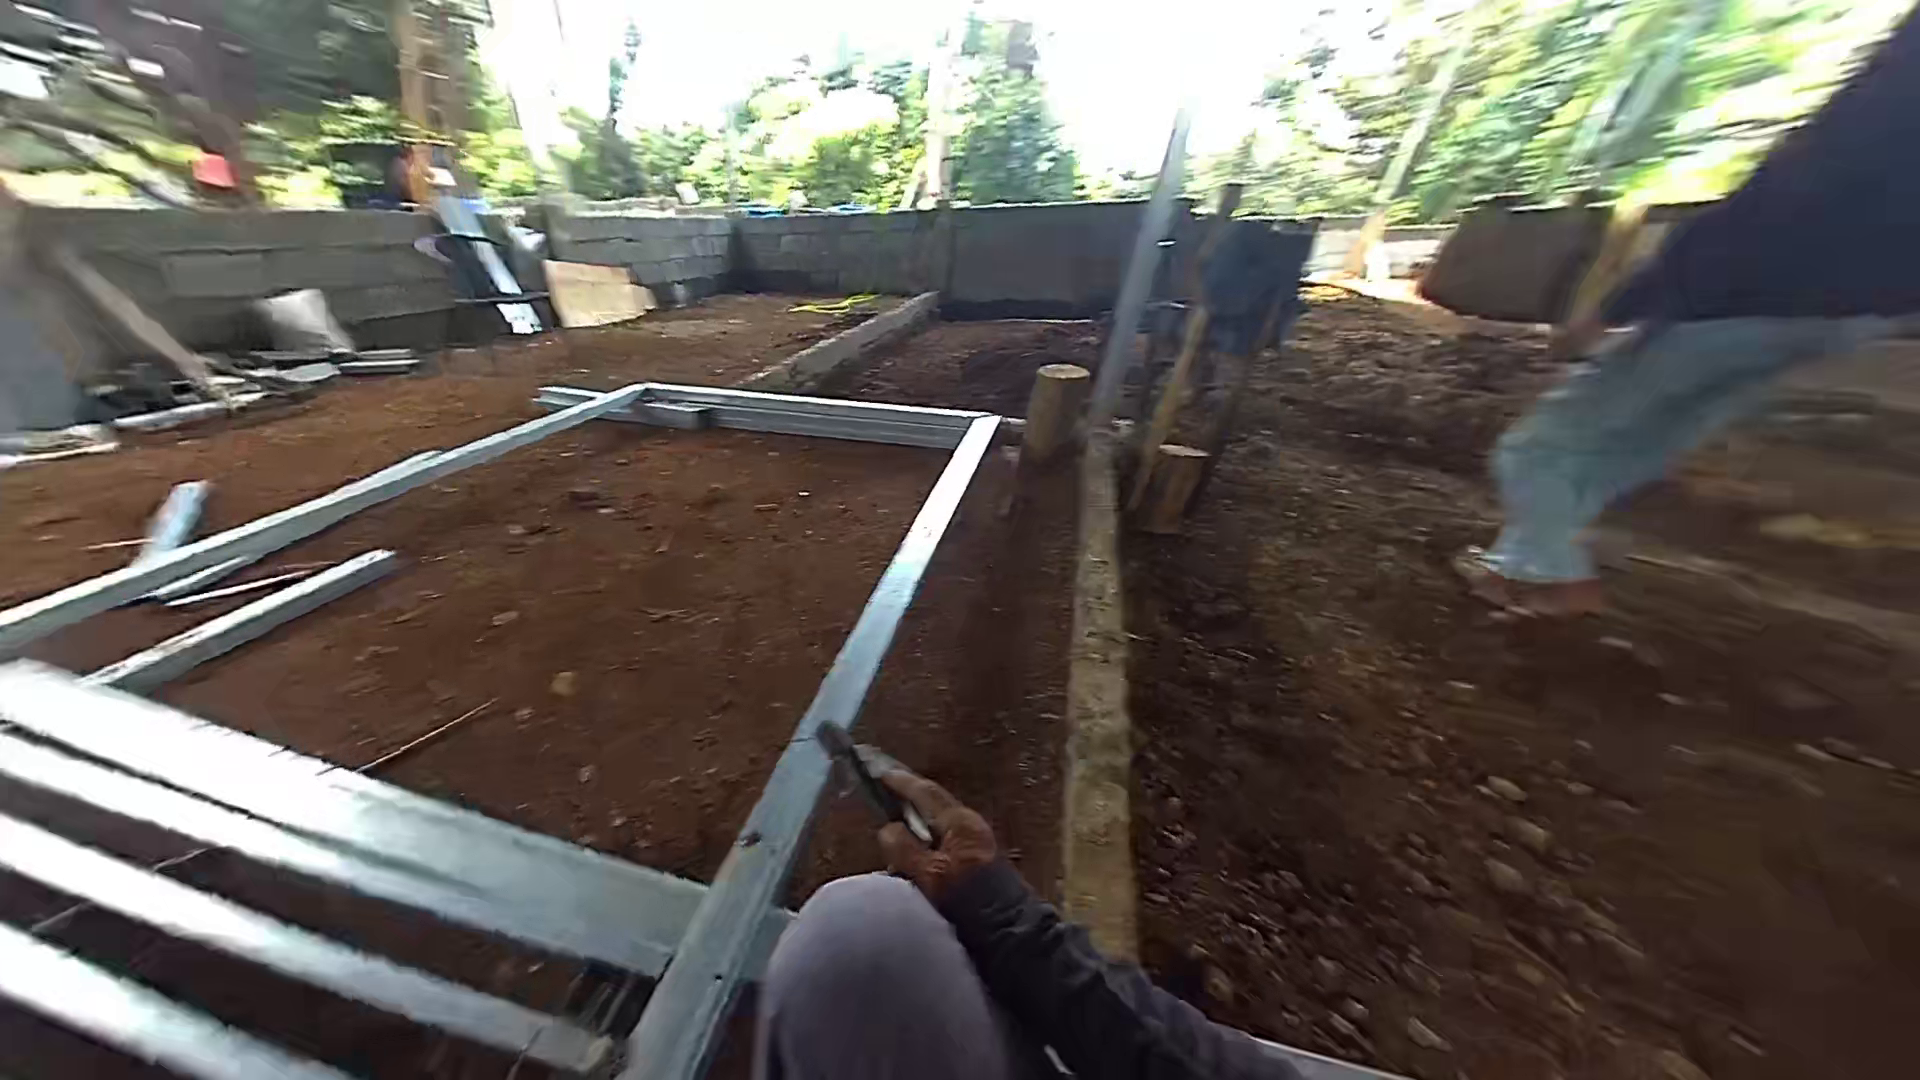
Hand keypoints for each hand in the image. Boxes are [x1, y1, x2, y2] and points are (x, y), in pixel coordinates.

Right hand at [877, 770, 997, 905]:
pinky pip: (945, 840)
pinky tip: (914, 857)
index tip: (882, 774)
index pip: (927, 793)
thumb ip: (905, 849)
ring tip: (894, 829)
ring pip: (938, 823)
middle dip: (909, 800)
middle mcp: (970, 823)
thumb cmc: (969, 900)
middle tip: (885, 795)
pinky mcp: (977, 859)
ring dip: (916, 824)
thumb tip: (887, 829)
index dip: (902, 783)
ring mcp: (976, 840)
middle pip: (934, 804)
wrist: (1009, 931)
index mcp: (960, 821)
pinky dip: (926, 842)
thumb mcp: (930, 875)